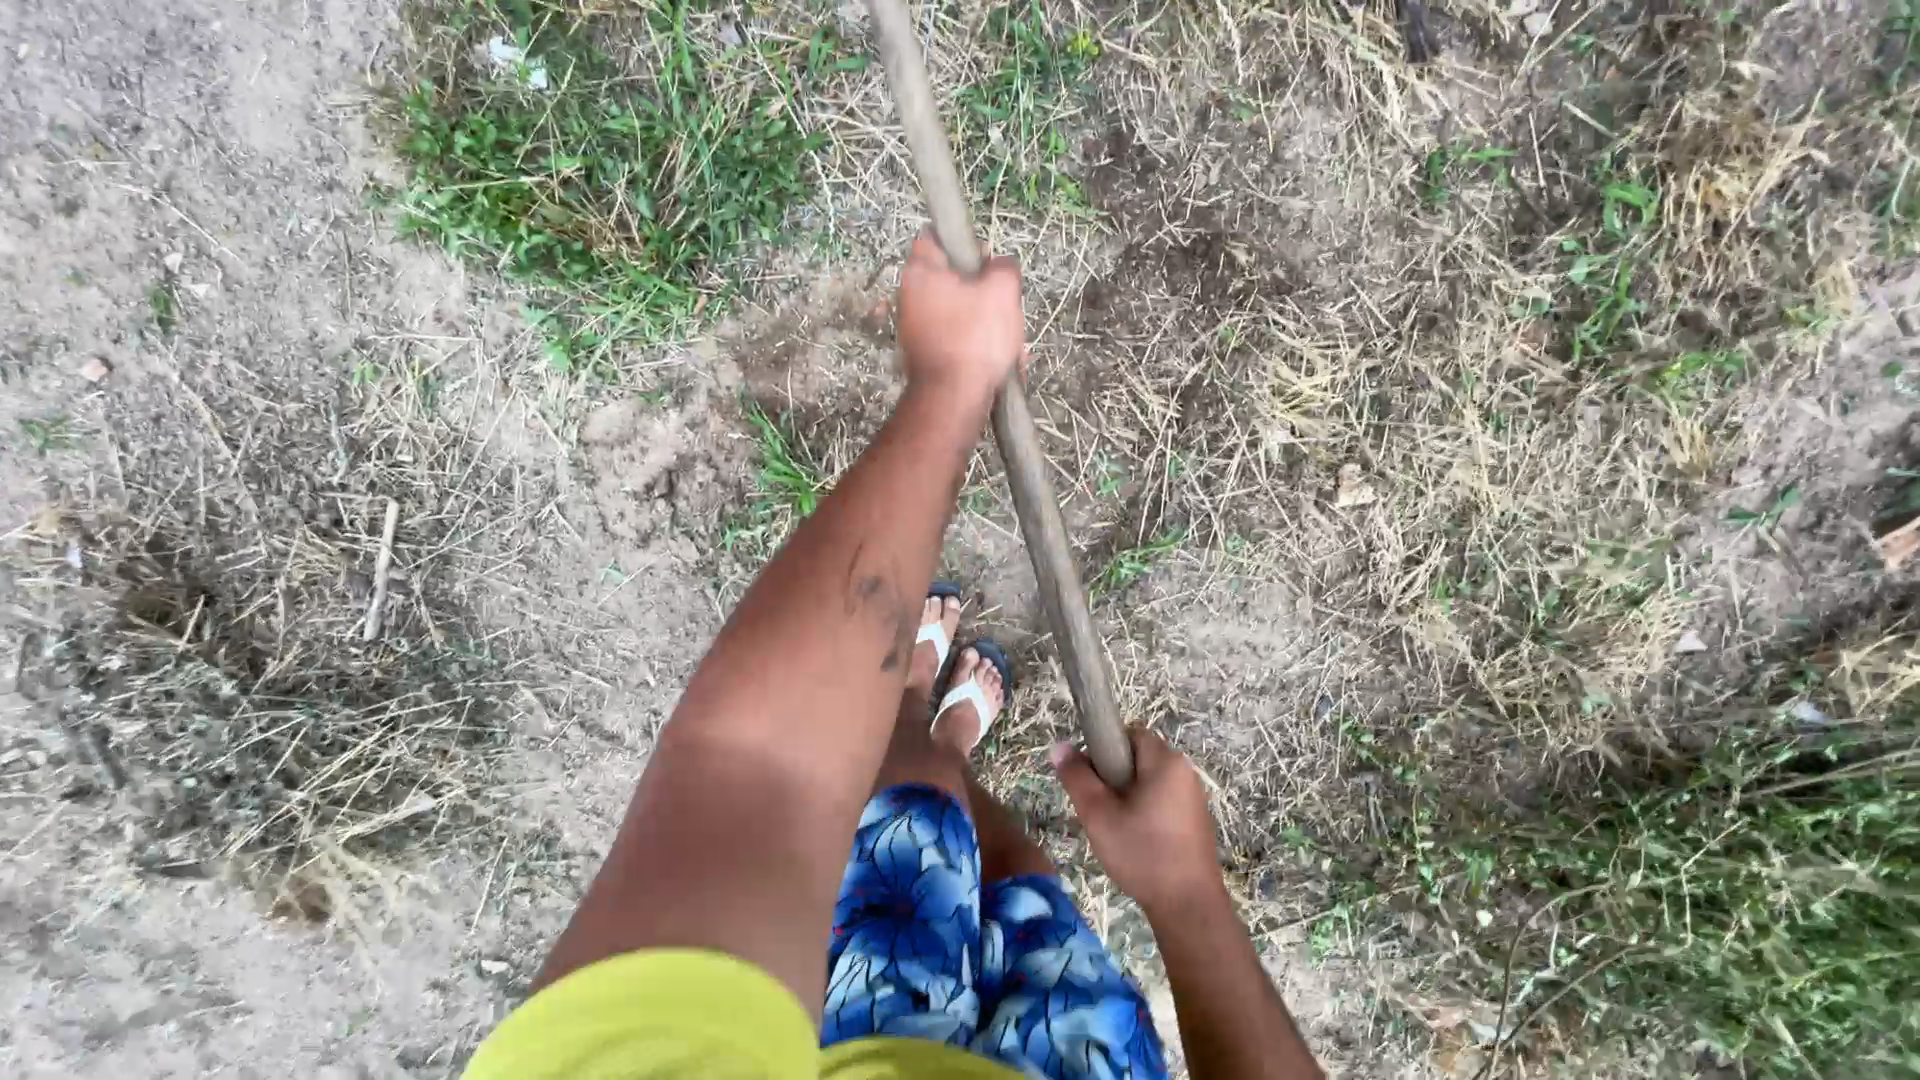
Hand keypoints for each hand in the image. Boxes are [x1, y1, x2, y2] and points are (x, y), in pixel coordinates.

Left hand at [895, 229, 1023, 402]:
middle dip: (985, 292)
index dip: (965, 243)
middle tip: (1004, 306)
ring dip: (988, 324)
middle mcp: (909, 297)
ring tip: (1009, 343)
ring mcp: (915, 329)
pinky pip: (958, 339)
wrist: (953, 400)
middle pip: (954, 279)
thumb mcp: (1003, 290)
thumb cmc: (975, 338)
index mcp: (920, 272)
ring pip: (961, 312)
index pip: (936, 236)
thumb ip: (1004, 266)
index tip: (987, 260)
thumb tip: (998, 266)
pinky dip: (978, 346)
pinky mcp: (926, 355)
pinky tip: (999, 361)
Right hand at [1052, 729, 1225, 915]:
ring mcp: (1194, 797)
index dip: (1104, 751)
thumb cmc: (1141, 853)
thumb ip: (1076, 777)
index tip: (1092, 781)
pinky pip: (1162, 802)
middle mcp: (1185, 771)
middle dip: (1114, 778)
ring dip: (1128, 798)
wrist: (1188, 906)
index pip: (1129, 734)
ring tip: (1116, 830)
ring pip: (1148, 782)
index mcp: (1166, 761)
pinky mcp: (1196, 821)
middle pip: (1138, 758)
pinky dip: (1145, 813)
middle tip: (1100, 810)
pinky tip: (1137, 843)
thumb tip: (1059, 747)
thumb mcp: (1098, 814)